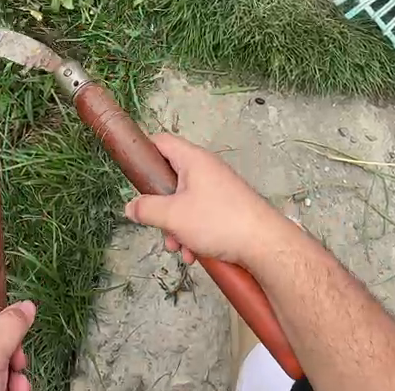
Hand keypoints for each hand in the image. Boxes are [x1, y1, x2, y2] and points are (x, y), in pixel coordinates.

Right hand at [123, 133, 294, 267]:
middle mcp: (205, 168)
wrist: (264, 243)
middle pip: (171, 178)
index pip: (161, 142)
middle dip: (160, 206)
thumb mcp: (173, 216)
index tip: (134, 174)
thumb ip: (146, 209)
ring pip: (185, 200)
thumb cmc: (219, 221)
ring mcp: (218, 186)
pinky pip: (200, 213)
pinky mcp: (227, 205)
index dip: (144, 153)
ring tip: (179, 248)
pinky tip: (195, 254)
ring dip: (176, 224)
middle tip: (158, 224)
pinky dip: (193, 231)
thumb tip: (130, 207)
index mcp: (192, 159)